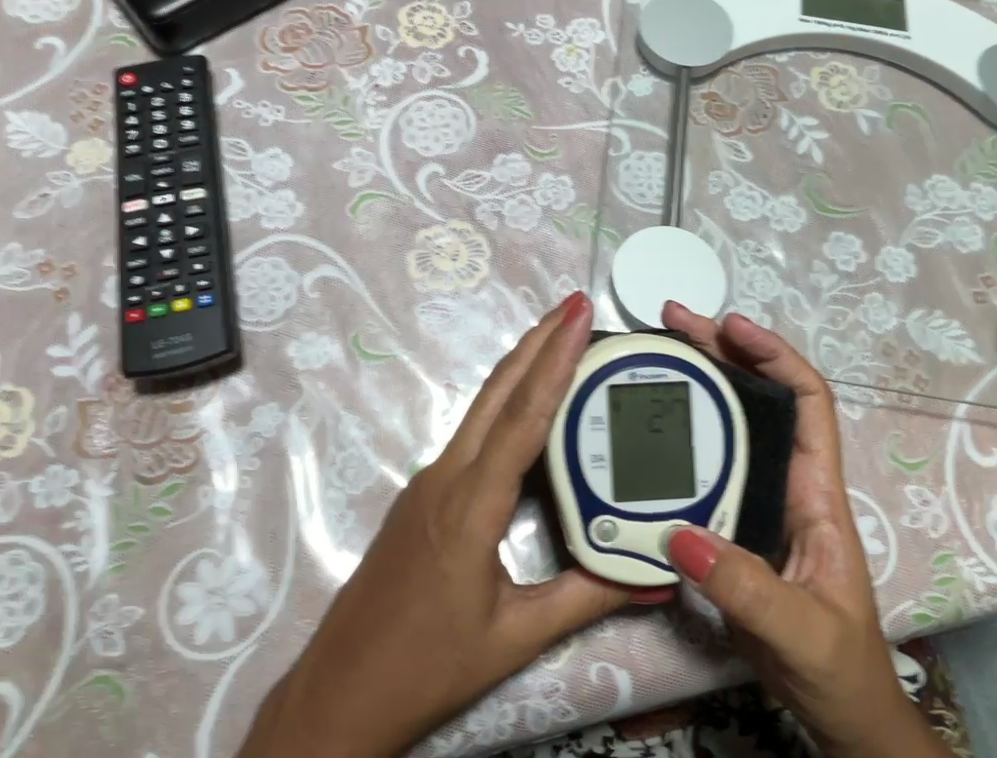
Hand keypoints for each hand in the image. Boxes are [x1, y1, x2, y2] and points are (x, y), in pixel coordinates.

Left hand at [239, 292, 631, 757]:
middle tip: (573, 304)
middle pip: (494, 395)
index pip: (522, 418)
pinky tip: (529, 410)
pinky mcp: (423, 498)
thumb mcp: (516, 636)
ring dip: (519, 370)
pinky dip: (504, 408)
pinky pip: (471, 438)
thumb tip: (654, 578)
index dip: (554, 361)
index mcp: (470, 505)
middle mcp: (445, 478)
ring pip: (479, 411)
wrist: (342, 691)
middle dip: (535, 343)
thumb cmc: (428, 664)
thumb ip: (586, 598)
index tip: (576, 315)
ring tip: (559, 339)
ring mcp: (428, 484)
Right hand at [660, 303, 950, 757]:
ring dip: (700, 386)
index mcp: (816, 495)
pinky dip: (680, 439)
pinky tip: (648, 431)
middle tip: (673, 323)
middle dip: (724, 353)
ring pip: (731, 429)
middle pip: (762, 400)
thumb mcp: (798, 630)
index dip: (776, 357)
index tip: (732, 327)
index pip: (809, 403)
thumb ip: (746, 588)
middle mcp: (788, 486)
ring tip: (658, 355)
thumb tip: (680, 534)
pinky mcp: (733, 527)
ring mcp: (760, 504)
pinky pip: (706, 469)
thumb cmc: (838, 668)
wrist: (839, 711)